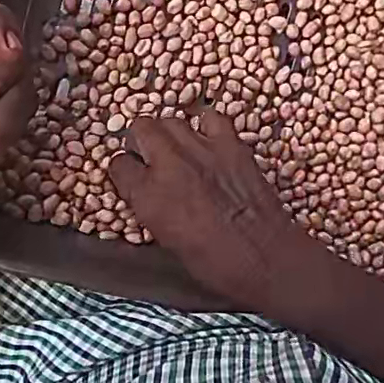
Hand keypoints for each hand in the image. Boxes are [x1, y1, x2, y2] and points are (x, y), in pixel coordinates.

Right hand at [107, 109, 325, 312]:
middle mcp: (168, 165)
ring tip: (177, 148)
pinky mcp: (231, 144)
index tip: (132, 176)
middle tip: (151, 156)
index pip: (119, 165)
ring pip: (171, 120)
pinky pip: (210, 118)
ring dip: (169, 133)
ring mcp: (201, 150)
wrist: (265, 258)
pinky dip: (205, 126)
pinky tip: (207, 139)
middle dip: (141, 141)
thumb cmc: (215, 264)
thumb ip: (151, 207)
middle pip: (141, 129)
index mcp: (147, 196)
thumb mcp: (166, 240)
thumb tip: (148, 192)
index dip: (125, 170)